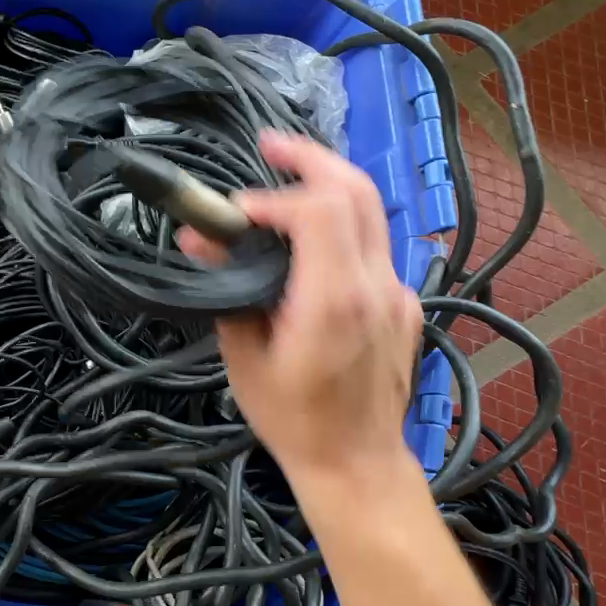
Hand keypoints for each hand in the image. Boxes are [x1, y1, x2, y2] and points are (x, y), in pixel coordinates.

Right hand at [179, 132, 422, 483]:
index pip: (317, 212)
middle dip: (311, 158)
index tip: (232, 211)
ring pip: (373, 211)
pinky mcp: (404, 302)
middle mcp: (377, 286)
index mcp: (335, 301)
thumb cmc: (293, 419)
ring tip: (286, 171)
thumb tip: (201, 243)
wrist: (357, 461)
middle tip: (267, 144)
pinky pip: (373, 244)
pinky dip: (339, 222)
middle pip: (358, 191)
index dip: (271, 196)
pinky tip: (308, 233)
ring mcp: (399, 292)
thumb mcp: (244, 358)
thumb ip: (227, 292)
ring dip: (329, 182)